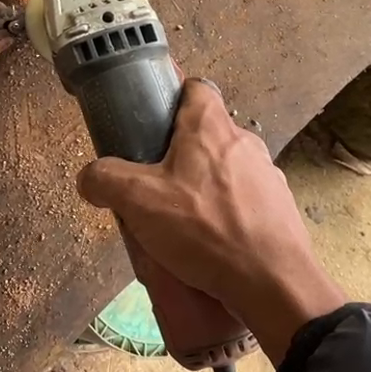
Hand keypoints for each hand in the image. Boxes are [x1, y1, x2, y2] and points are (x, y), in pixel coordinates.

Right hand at [77, 80, 344, 363]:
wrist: (274, 284)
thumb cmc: (204, 229)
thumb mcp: (138, 201)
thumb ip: (104, 180)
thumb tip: (89, 178)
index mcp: (210, 126)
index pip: (194, 87)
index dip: (171, 96)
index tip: (150, 120)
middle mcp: (244, 142)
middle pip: (206, 133)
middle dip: (180, 153)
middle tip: (154, 184)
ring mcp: (268, 176)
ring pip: (226, 169)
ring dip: (205, 186)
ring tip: (182, 222)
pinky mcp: (281, 209)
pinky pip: (246, 201)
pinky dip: (228, 214)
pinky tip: (212, 244)